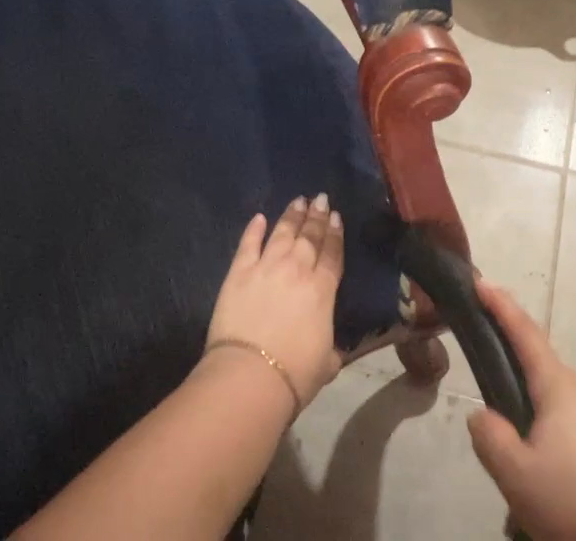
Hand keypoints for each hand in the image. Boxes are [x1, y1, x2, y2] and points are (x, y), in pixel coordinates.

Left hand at [203, 195, 345, 408]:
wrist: (250, 376)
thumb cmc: (295, 374)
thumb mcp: (327, 362)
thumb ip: (332, 349)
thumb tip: (334, 350)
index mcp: (323, 290)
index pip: (333, 254)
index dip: (335, 234)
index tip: (337, 216)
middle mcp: (297, 270)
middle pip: (310, 238)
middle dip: (317, 217)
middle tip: (321, 199)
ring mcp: (266, 268)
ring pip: (282, 233)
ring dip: (292, 215)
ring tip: (299, 200)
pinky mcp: (238, 273)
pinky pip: (248, 244)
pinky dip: (254, 229)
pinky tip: (259, 218)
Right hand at [466, 280, 575, 540]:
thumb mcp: (517, 475)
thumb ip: (490, 438)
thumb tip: (482, 415)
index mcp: (558, 386)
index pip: (525, 334)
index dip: (501, 307)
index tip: (481, 282)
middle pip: (537, 382)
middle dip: (513, 403)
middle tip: (498, 446)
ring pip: (555, 416)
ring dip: (535, 441)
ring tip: (526, 491)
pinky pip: (575, 438)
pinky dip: (557, 458)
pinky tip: (556, 496)